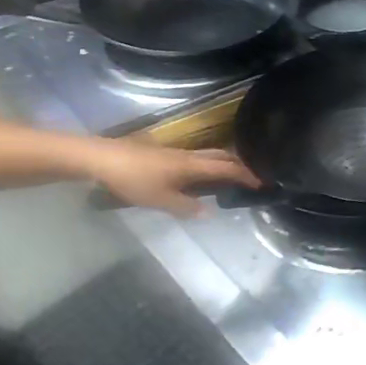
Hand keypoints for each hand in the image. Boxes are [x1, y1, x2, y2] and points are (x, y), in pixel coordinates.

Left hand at [86, 142, 261, 216]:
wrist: (104, 159)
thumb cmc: (134, 179)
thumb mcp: (160, 199)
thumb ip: (185, 206)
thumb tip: (209, 211)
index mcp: (192, 165)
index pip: (227, 168)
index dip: (246, 175)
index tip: (261, 183)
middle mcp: (190, 155)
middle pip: (222, 156)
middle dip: (239, 165)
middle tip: (251, 178)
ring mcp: (177, 153)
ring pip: (209, 155)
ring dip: (224, 163)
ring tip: (231, 177)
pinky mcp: (166, 154)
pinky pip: (198, 158)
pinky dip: (209, 165)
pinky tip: (201, 178)